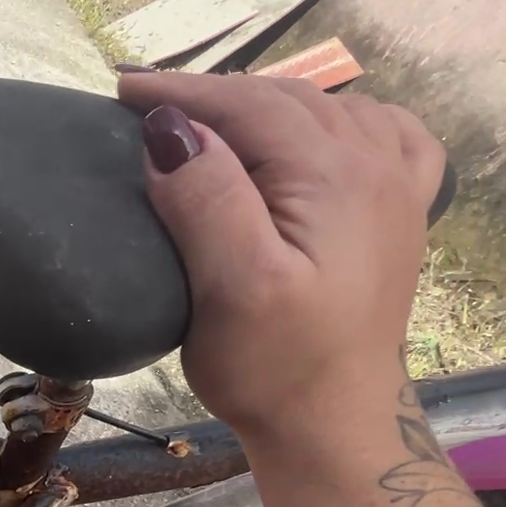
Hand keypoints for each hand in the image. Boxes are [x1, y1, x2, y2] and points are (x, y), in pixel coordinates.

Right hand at [117, 73, 445, 441]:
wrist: (328, 417)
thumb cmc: (270, 360)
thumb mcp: (232, 284)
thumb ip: (207, 202)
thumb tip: (168, 134)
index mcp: (334, 176)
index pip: (251, 107)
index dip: (182, 92)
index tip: (118, 89)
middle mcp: (373, 167)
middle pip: (286, 101)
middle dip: (212, 91)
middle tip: (142, 100)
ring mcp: (387, 191)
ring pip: (323, 112)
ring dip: (257, 102)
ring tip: (201, 115)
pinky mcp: (384, 219)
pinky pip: (370, 137)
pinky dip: (326, 119)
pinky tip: (307, 132)